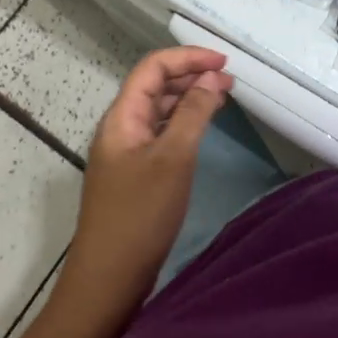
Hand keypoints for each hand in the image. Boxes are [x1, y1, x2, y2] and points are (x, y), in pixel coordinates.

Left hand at [45, 47, 231, 337]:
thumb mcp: (174, 158)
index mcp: (122, 117)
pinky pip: (161, 132)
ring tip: (223, 97)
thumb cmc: (140, 213)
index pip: (153, 67)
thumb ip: (194, 112)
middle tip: (229, 80)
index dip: (188, 57)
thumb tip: (211, 76)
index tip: (223, 61)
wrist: (108, 280)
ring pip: (159, 109)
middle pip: (155, 85)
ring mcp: (126, 152)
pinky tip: (203, 128)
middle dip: (191, 74)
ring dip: (189, 97)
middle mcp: (121, 127)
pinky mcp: (135, 174)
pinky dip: (184, 122)